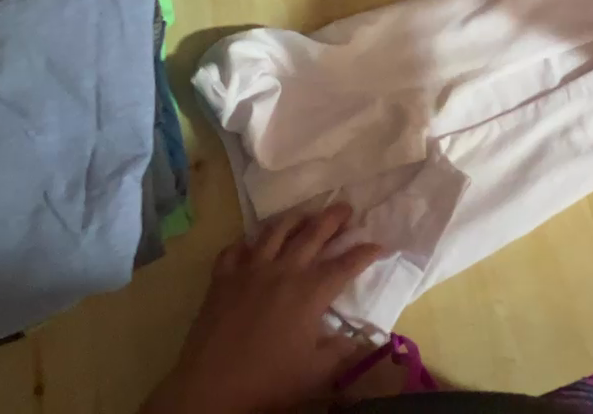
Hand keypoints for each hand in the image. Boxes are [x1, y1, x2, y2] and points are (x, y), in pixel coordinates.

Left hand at [142, 202, 382, 413]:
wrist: (212, 386)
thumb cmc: (269, 380)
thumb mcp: (315, 373)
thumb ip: (341, 351)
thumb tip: (361, 337)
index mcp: (310, 292)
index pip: (345, 265)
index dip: (365, 252)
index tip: (379, 244)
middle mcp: (283, 269)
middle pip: (313, 234)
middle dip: (334, 218)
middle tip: (346, 206)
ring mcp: (251, 268)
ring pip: (276, 231)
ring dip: (294, 218)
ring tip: (305, 213)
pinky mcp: (223, 276)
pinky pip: (235, 249)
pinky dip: (246, 243)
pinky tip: (251, 244)